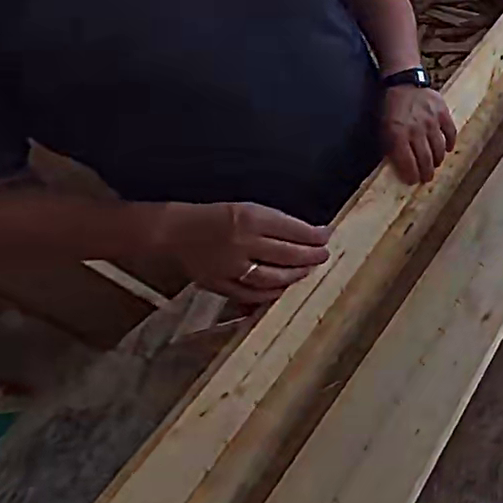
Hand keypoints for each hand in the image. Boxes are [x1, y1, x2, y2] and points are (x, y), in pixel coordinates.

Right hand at [152, 201, 330, 303]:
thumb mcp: (250, 209)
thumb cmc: (218, 217)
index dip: (315, 235)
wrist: (175, 232)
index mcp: (252, 219)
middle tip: (323, 256)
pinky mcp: (218, 284)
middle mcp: (243, 243)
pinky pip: (250, 294)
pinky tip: (283, 288)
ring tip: (307, 270)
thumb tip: (309, 234)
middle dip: (311, 256)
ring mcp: (230, 267)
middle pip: (288, 255)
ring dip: (295, 275)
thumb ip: (277, 222)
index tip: (327, 236)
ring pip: (272, 277)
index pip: (295, 230)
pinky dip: (270, 293)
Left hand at [382, 84, 456, 183]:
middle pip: (425, 158)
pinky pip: (450, 132)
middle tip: (427, 179)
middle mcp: (416, 130)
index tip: (413, 182)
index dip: (411, 175)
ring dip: (437, 160)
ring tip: (435, 165)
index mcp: (398, 135)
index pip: (408, 162)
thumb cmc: (390, 108)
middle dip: (426, 172)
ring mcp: (431, 121)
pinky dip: (450, 143)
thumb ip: (391, 146)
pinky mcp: (443, 113)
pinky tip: (448, 149)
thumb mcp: (383, 128)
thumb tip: (401, 165)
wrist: (403, 83)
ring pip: (439, 148)